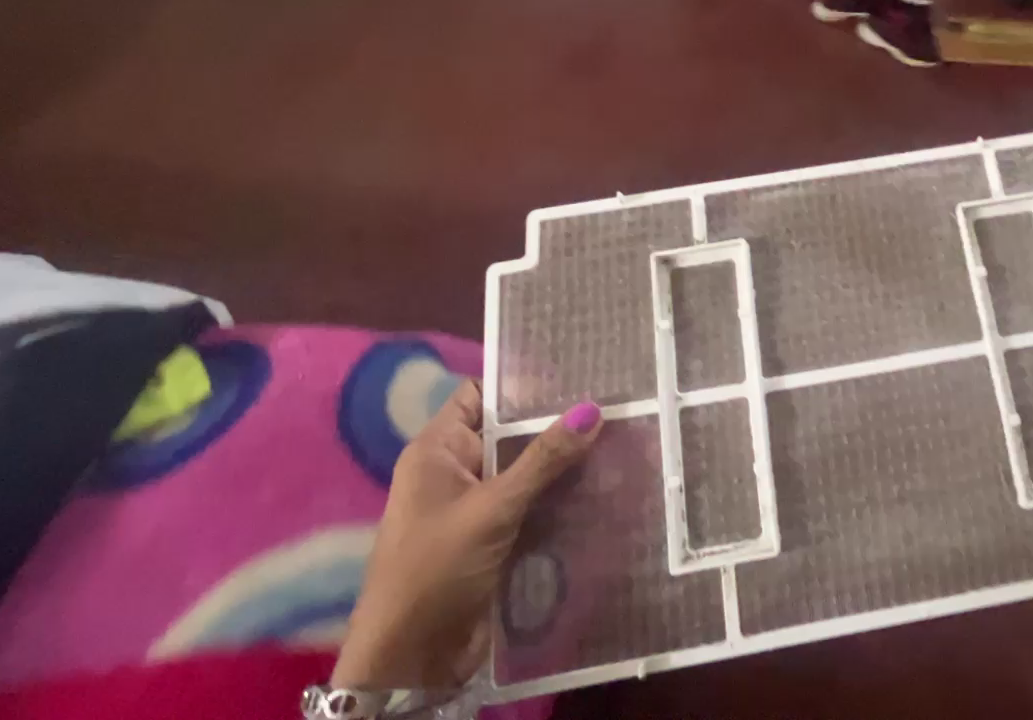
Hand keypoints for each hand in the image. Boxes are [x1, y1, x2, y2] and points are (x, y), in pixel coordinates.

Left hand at [331, 381, 603, 689]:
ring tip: (620, 437)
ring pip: (527, 469)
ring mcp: (476, 506)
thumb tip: (593, 409)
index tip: (574, 373)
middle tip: (612, 402)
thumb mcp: (493, 508)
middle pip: (510, 432)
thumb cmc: (436, 569)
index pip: (479, 395)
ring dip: (565, 462)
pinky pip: (533, 503)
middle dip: (555, 423)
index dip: (520, 382)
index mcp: (437, 451)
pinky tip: (604, 484)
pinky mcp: (495, 537)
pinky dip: (562, 496)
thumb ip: (543, 459)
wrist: (412, 660)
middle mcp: (455, 471)